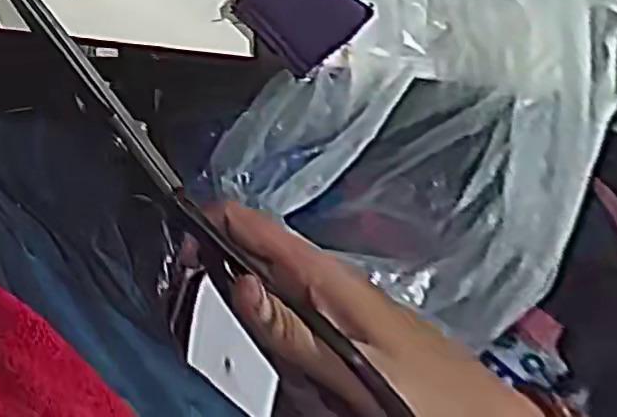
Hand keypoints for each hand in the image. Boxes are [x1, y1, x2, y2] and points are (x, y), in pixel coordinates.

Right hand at [209, 203, 538, 416]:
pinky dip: (270, 333)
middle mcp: (319, 278)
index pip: (242, 218)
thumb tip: (235, 282)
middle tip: (206, 312)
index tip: (178, 254)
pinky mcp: (338, 328)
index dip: (201, 222)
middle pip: (244, 254)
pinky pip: (285, 318)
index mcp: (320, 271)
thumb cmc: (439, 399)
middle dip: (219, 277)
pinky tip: (280, 362)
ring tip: (248, 346)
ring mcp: (329, 302)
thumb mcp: (360, 368)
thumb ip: (294, 328)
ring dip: (245, 311)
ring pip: (261, 290)